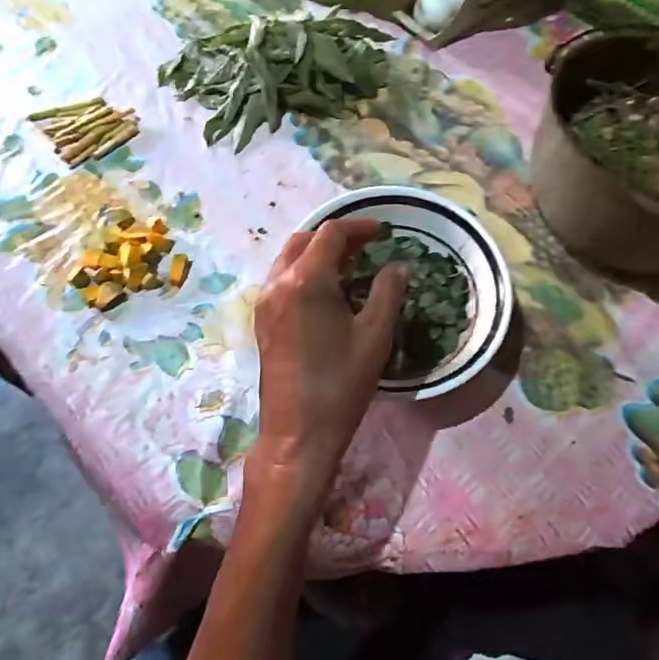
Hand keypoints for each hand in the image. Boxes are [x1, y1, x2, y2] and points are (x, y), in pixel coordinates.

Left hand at [249, 218, 406, 503]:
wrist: (297, 433)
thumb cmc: (341, 384)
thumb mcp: (375, 336)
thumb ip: (388, 292)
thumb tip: (396, 266)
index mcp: (306, 280)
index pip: (331, 234)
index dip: (359, 226)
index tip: (383, 231)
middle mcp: (278, 283)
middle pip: (304, 240)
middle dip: (336, 236)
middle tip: (367, 245)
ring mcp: (265, 303)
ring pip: (289, 259)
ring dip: (317, 252)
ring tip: (350, 265)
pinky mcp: (262, 321)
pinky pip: (282, 280)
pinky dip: (304, 272)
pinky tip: (328, 291)